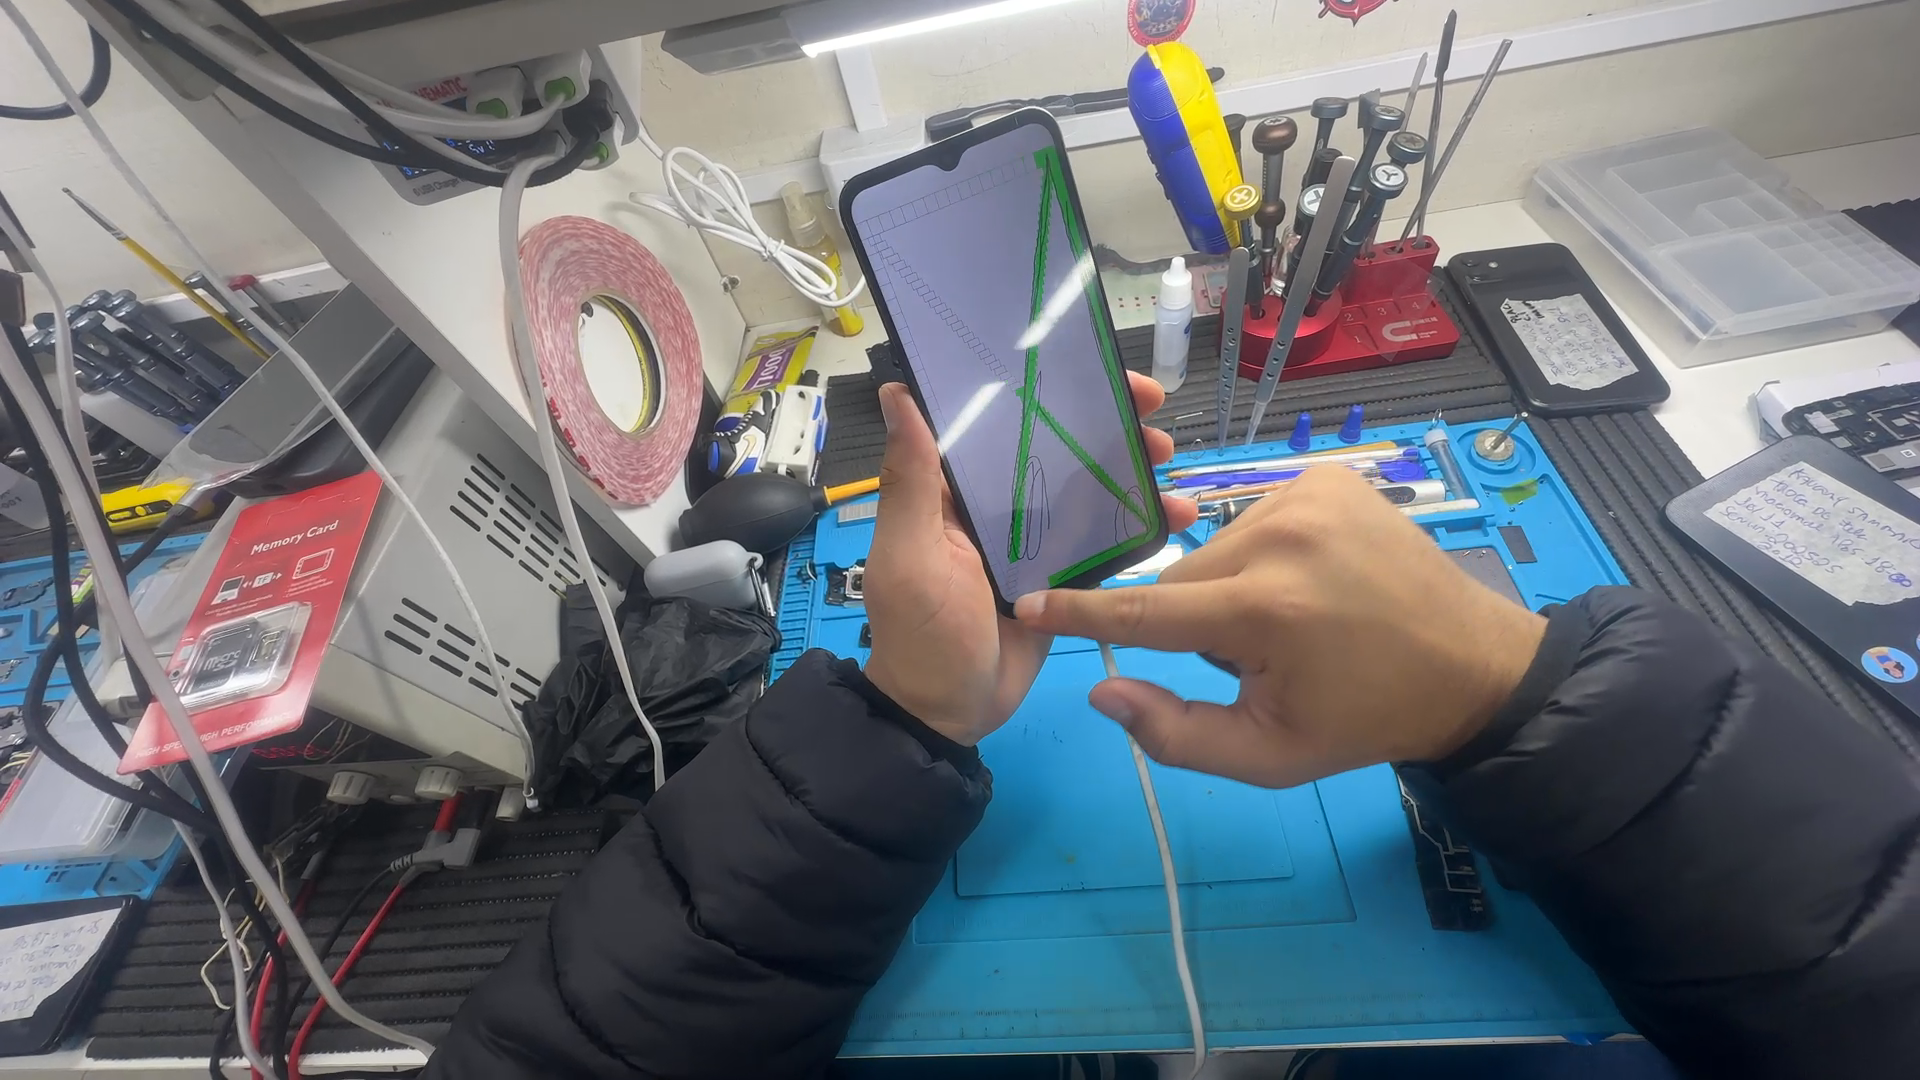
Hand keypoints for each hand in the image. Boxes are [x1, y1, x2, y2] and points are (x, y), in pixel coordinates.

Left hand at [863, 374, 1198, 745]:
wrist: (950, 710)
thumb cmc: (922, 631)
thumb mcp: (911, 554)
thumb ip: (911, 482)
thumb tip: (897, 394)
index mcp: (955, 490)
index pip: (1001, 422)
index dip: (1043, 389)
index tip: (1094, 367)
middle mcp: (996, 504)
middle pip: (1054, 447)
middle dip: (1103, 424)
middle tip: (1152, 409)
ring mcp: (1033, 539)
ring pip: (1086, 489)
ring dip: (1128, 469)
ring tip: (1170, 459)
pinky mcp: (1063, 575)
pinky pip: (1103, 540)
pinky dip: (1137, 526)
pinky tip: (1176, 516)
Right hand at [1011, 466, 1547, 784]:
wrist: (1474, 667)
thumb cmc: (1364, 720)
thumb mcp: (1268, 756)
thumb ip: (1173, 735)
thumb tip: (1099, 691)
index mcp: (1265, 611)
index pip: (1144, 611)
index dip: (1080, 612)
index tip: (1028, 601)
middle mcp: (1278, 536)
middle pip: (1181, 581)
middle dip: (1195, 618)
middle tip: (1255, 652)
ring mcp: (1303, 494)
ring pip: (1213, 550)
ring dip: (1227, 586)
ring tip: (1289, 615)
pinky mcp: (1323, 475)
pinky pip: (1250, 520)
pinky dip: (1258, 554)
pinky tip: (1308, 577)